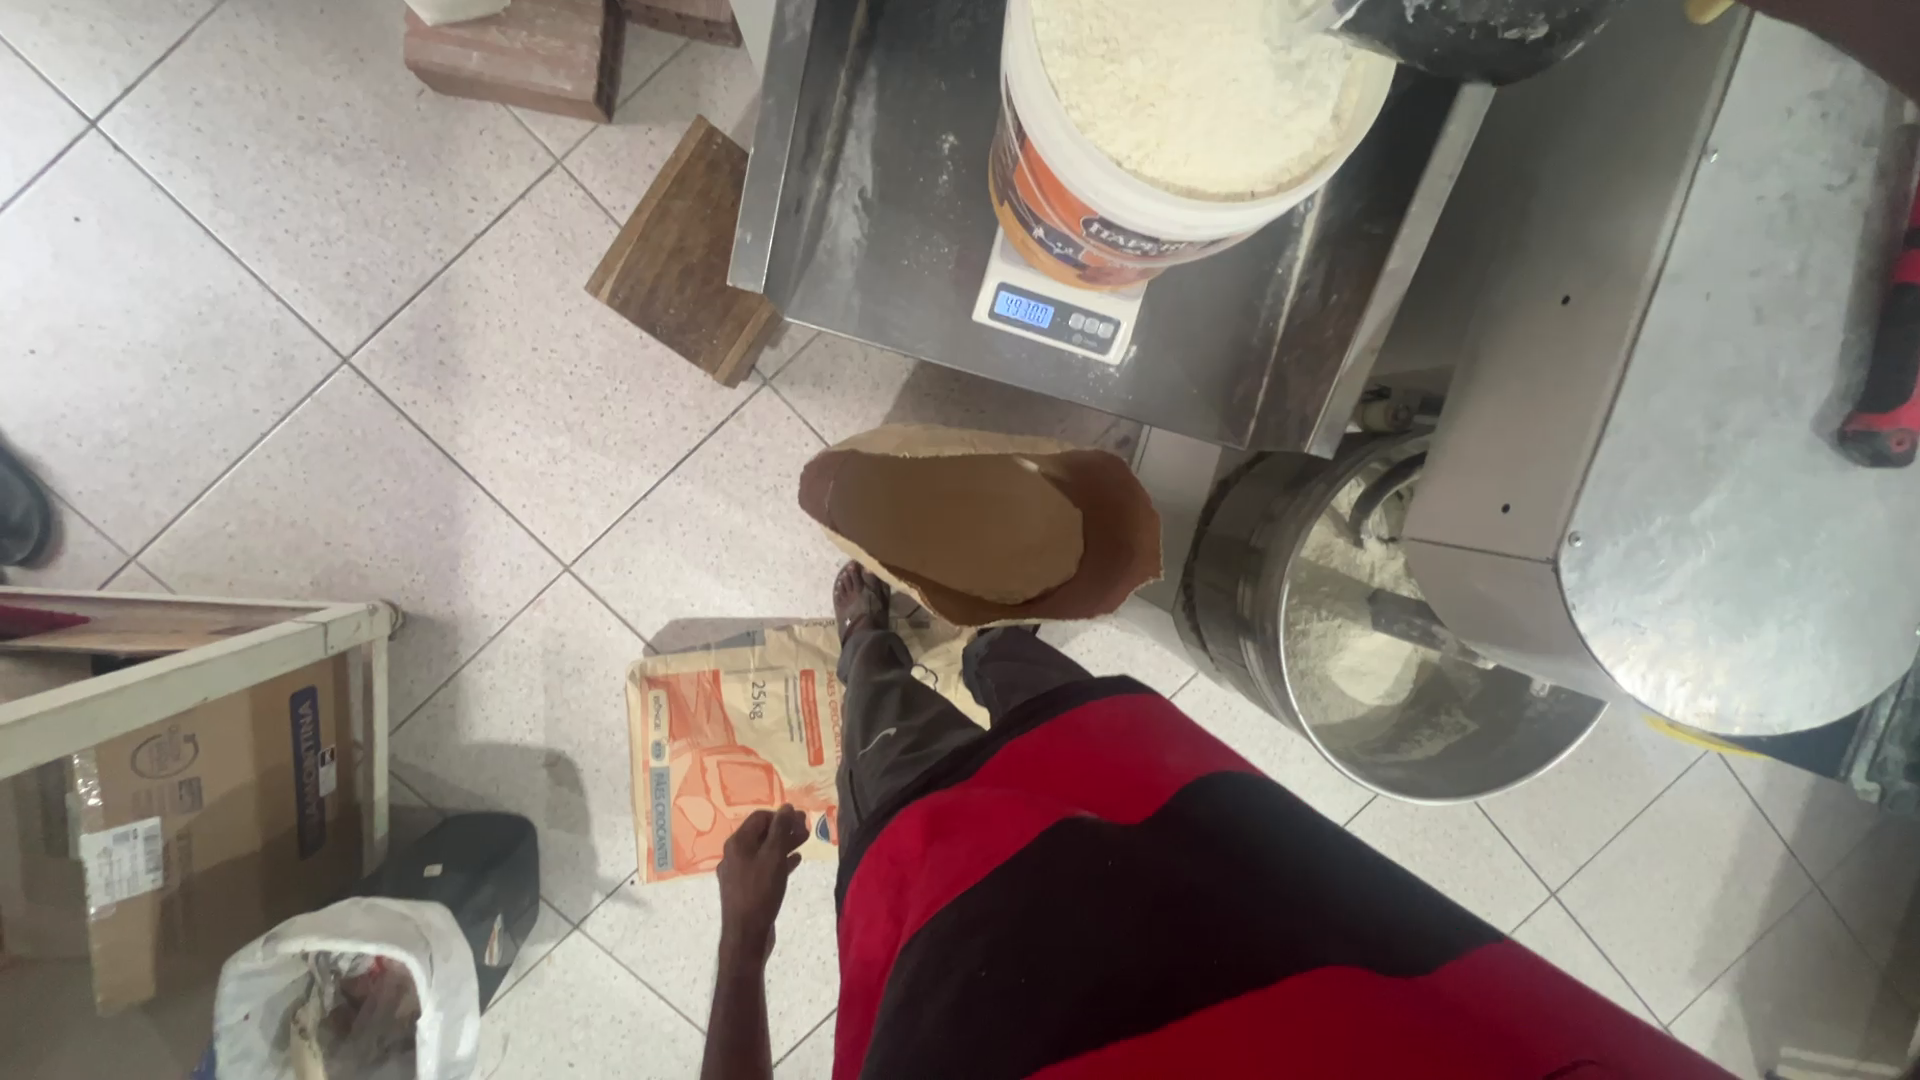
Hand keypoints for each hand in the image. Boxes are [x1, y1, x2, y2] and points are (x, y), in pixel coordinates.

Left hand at [716, 805, 808, 964]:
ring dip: (784, 844)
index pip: (760, 817)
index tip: (801, 820)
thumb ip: (780, 829)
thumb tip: (786, 806)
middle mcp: (734, 855)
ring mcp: (738, 873)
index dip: (781, 815)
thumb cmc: (760, 891)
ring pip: (764, 851)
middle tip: (806, 829)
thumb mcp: (774, 856)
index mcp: (737, 843)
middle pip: (762, 833)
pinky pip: (763, 867)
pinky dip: (779, 861)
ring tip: (804, 842)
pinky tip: (795, 861)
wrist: (746, 935)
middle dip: (785, 829)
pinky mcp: (745, 888)